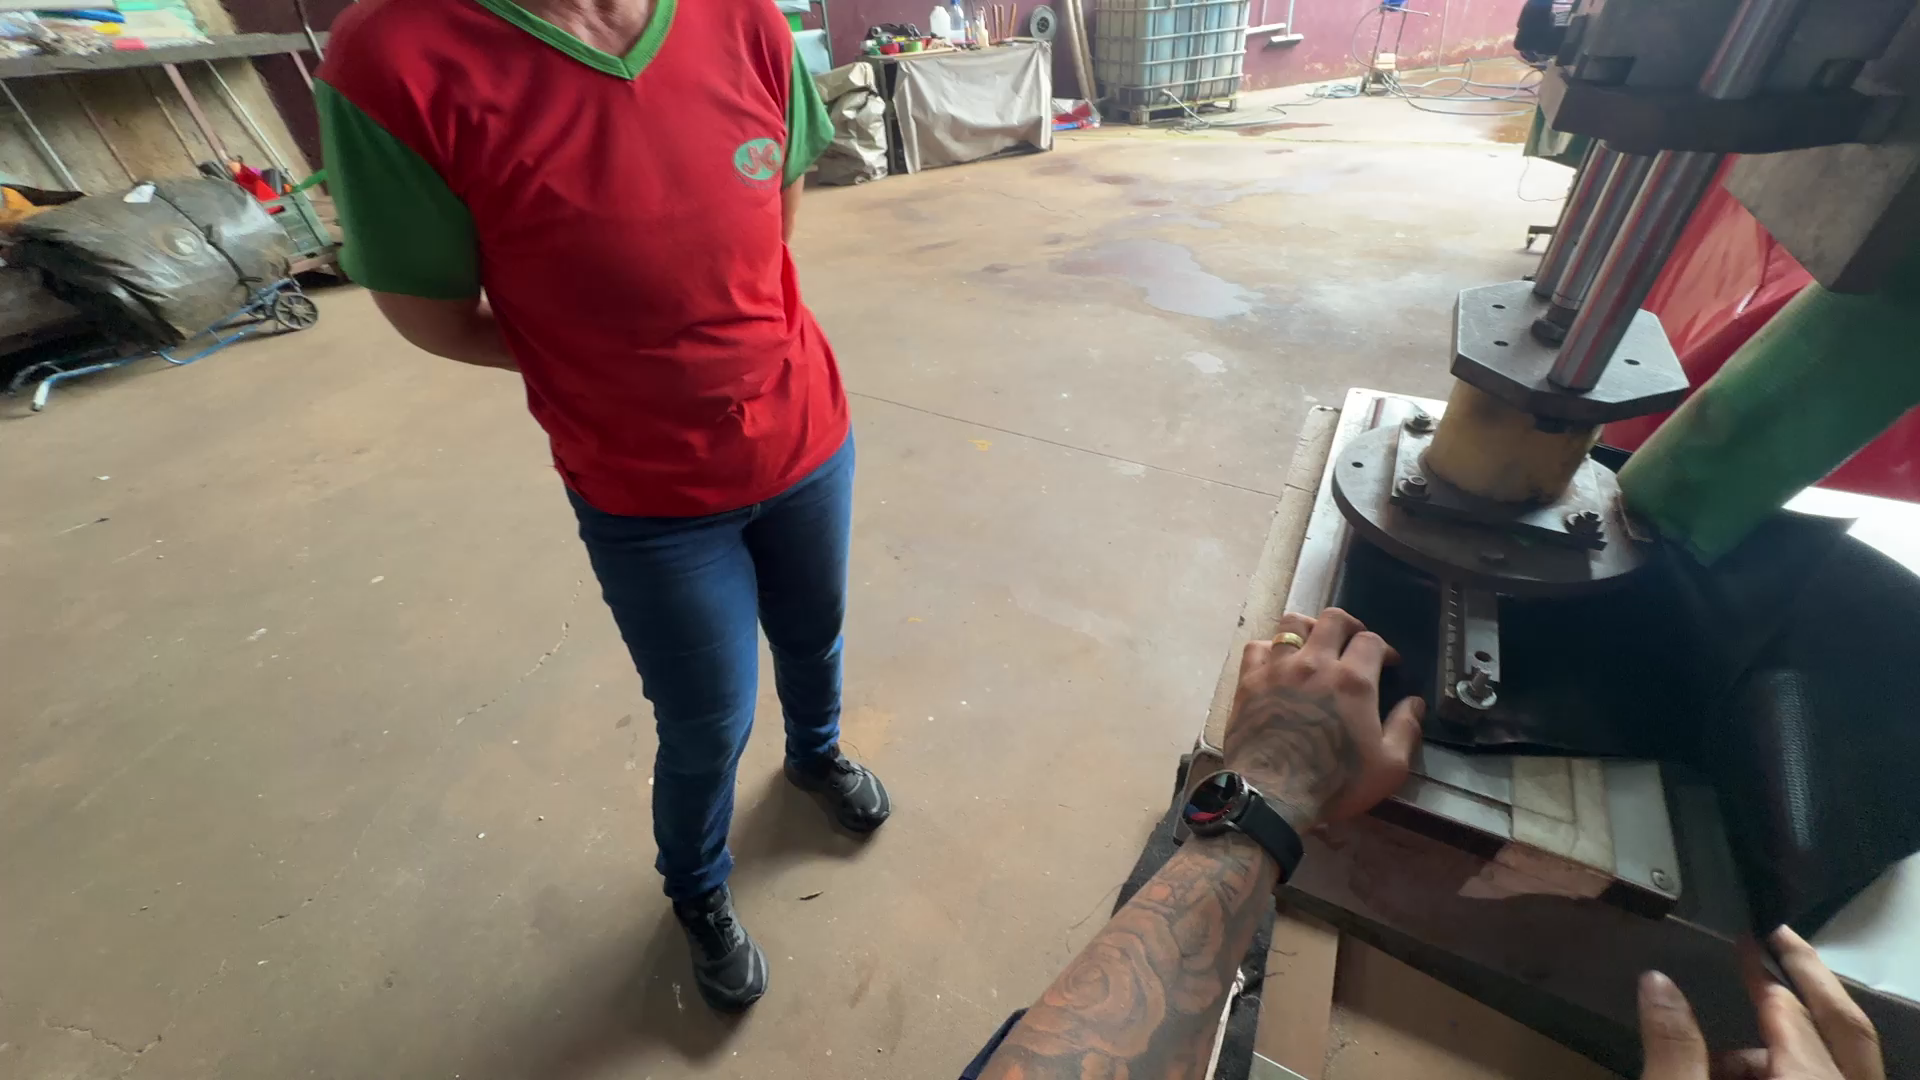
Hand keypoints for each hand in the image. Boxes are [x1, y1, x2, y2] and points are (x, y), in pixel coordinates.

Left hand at [1222, 607, 1423, 829]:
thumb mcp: (1389, 765)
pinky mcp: (1248, 679)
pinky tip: (1276, 663)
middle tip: (1352, 643)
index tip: (1386, 663)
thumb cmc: (1336, 781)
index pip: (1371, 640)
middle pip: (1332, 619)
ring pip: (1291, 624)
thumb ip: (1406, 729)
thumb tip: (1414, 703)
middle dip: (1349, 626)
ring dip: (1307, 629)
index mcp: (1352, 680)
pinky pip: (1256, 647)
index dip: (1383, 648)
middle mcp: (1314, 664)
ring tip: (1314, 646)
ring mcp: (1277, 668)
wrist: (1273, 792)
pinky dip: (1269, 649)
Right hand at [1639, 926, 1884, 1079]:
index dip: (1765, 969)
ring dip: (1784, 1044)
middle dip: (1812, 978)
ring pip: (1835, 1065)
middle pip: (1847, 1030)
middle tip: (1784, 934)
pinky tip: (1733, 1077)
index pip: (1791, 1014)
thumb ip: (1673, 1045)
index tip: (1748, 931)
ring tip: (1718, 1060)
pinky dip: (1786, 1071)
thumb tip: (1658, 981)